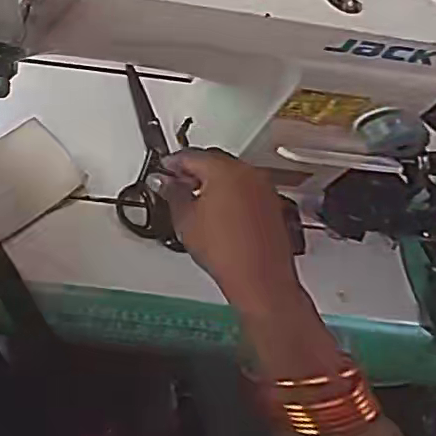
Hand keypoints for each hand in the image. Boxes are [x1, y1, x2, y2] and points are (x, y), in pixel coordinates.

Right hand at [159, 149, 300, 310]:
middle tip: (175, 183)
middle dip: (192, 170)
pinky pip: (246, 188)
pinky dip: (230, 193)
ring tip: (194, 200)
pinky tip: (216, 211)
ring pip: (231, 174)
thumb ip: (172, 192)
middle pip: (213, 160)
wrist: (260, 280)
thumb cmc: (228, 252)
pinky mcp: (272, 205)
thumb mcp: (185, 218)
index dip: (171, 163)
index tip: (163, 170)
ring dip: (212, 181)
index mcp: (224, 170)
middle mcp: (248, 174)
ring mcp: (264, 189)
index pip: (190, 155)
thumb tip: (164, 182)